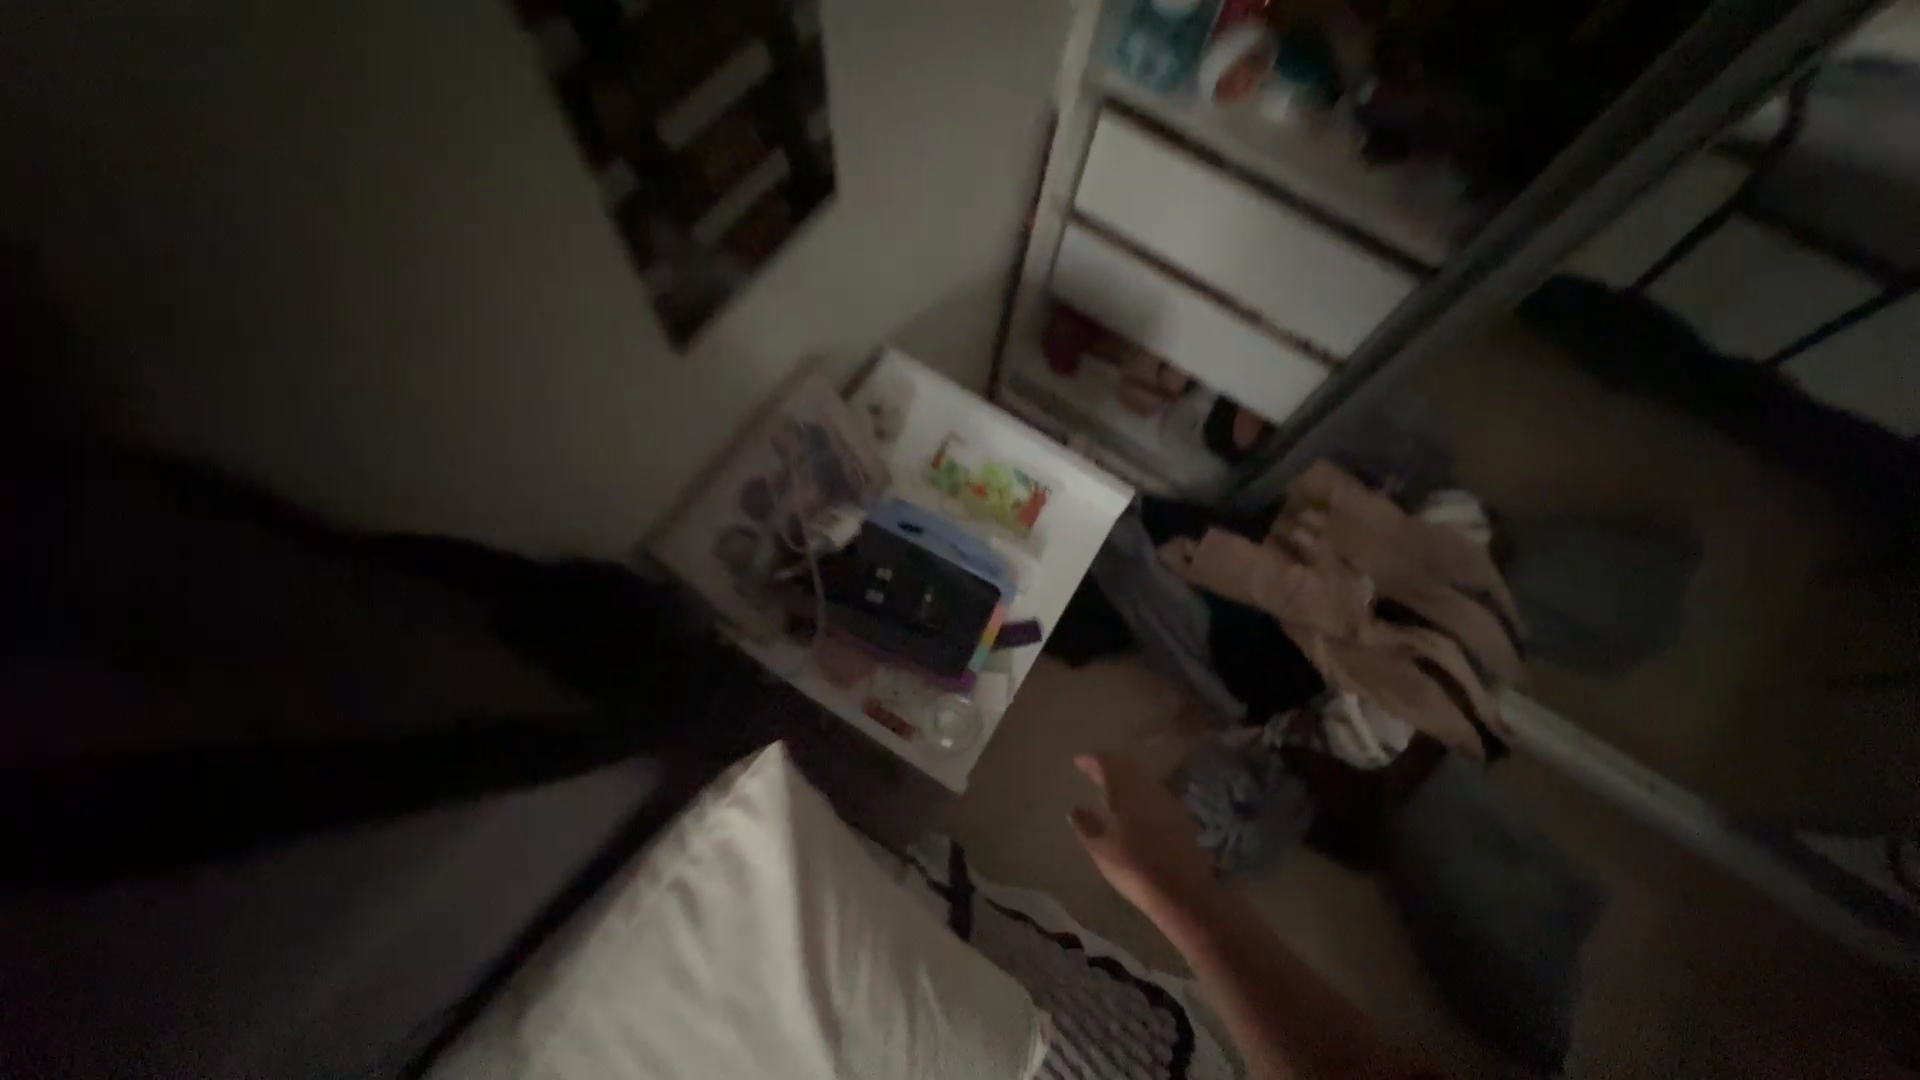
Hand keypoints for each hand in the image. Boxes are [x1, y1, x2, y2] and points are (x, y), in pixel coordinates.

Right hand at [1069, 753, 1214, 919]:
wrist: (1183, 892)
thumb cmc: (1134, 867)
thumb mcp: (1100, 848)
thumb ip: (1086, 824)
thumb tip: (1076, 808)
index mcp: (1126, 789)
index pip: (1107, 762)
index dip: (1091, 760)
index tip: (1078, 761)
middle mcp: (1148, 788)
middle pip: (1128, 766)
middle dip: (1110, 765)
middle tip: (1094, 770)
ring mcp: (1168, 802)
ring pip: (1143, 780)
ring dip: (1127, 779)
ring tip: (1112, 788)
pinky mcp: (1181, 818)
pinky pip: (1155, 795)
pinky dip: (1140, 795)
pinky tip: (1135, 809)